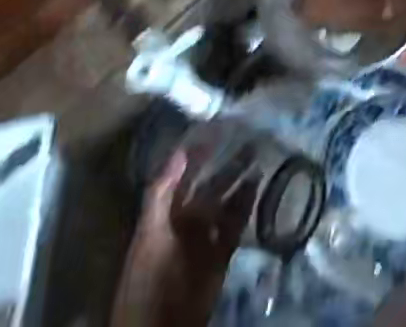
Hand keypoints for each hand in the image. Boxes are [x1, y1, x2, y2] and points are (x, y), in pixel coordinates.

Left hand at [113, 144, 248, 326]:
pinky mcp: (220, 254)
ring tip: (258, 157)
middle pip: (209, 185)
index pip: (183, 174)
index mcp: (164, 211)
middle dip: (226, 163)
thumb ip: (162, 191)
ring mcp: (204, 237)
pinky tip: (257, 187)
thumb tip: (180, 150)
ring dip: (240, 181)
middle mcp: (186, 220)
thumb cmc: (147, 278)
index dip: (198, 152)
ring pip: (225, 202)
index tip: (217, 128)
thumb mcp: (151, 231)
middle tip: (247, 138)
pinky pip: (235, 225)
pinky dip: (246, 206)